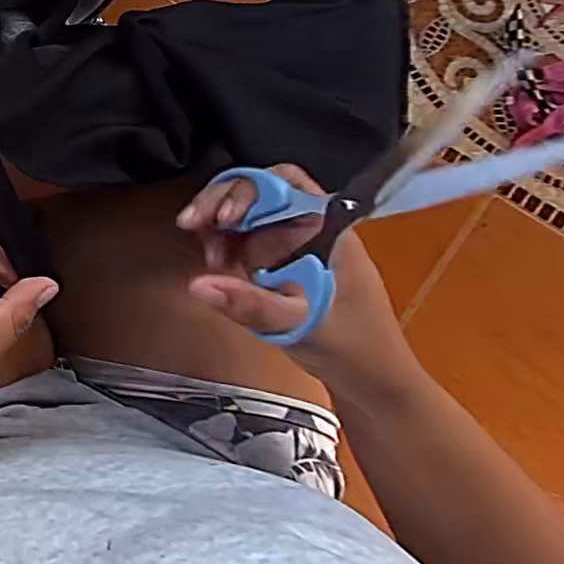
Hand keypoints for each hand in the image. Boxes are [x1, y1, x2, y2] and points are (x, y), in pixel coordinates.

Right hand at [176, 164, 414, 384]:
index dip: (244, 192)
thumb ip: (250, 304)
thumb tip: (200, 285)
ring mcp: (294, 240)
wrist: (372, 380)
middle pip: (257, 191)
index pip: (279, 183)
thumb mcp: (299, 323)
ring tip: (209, 255)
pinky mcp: (281, 258)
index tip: (220, 218)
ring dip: (218, 225)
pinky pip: (246, 237)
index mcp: (326, 225)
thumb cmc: (352, 347)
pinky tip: (218, 265)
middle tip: (192, 225)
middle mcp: (309, 223)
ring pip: (247, 212)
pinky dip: (225, 244)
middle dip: (220, 203)